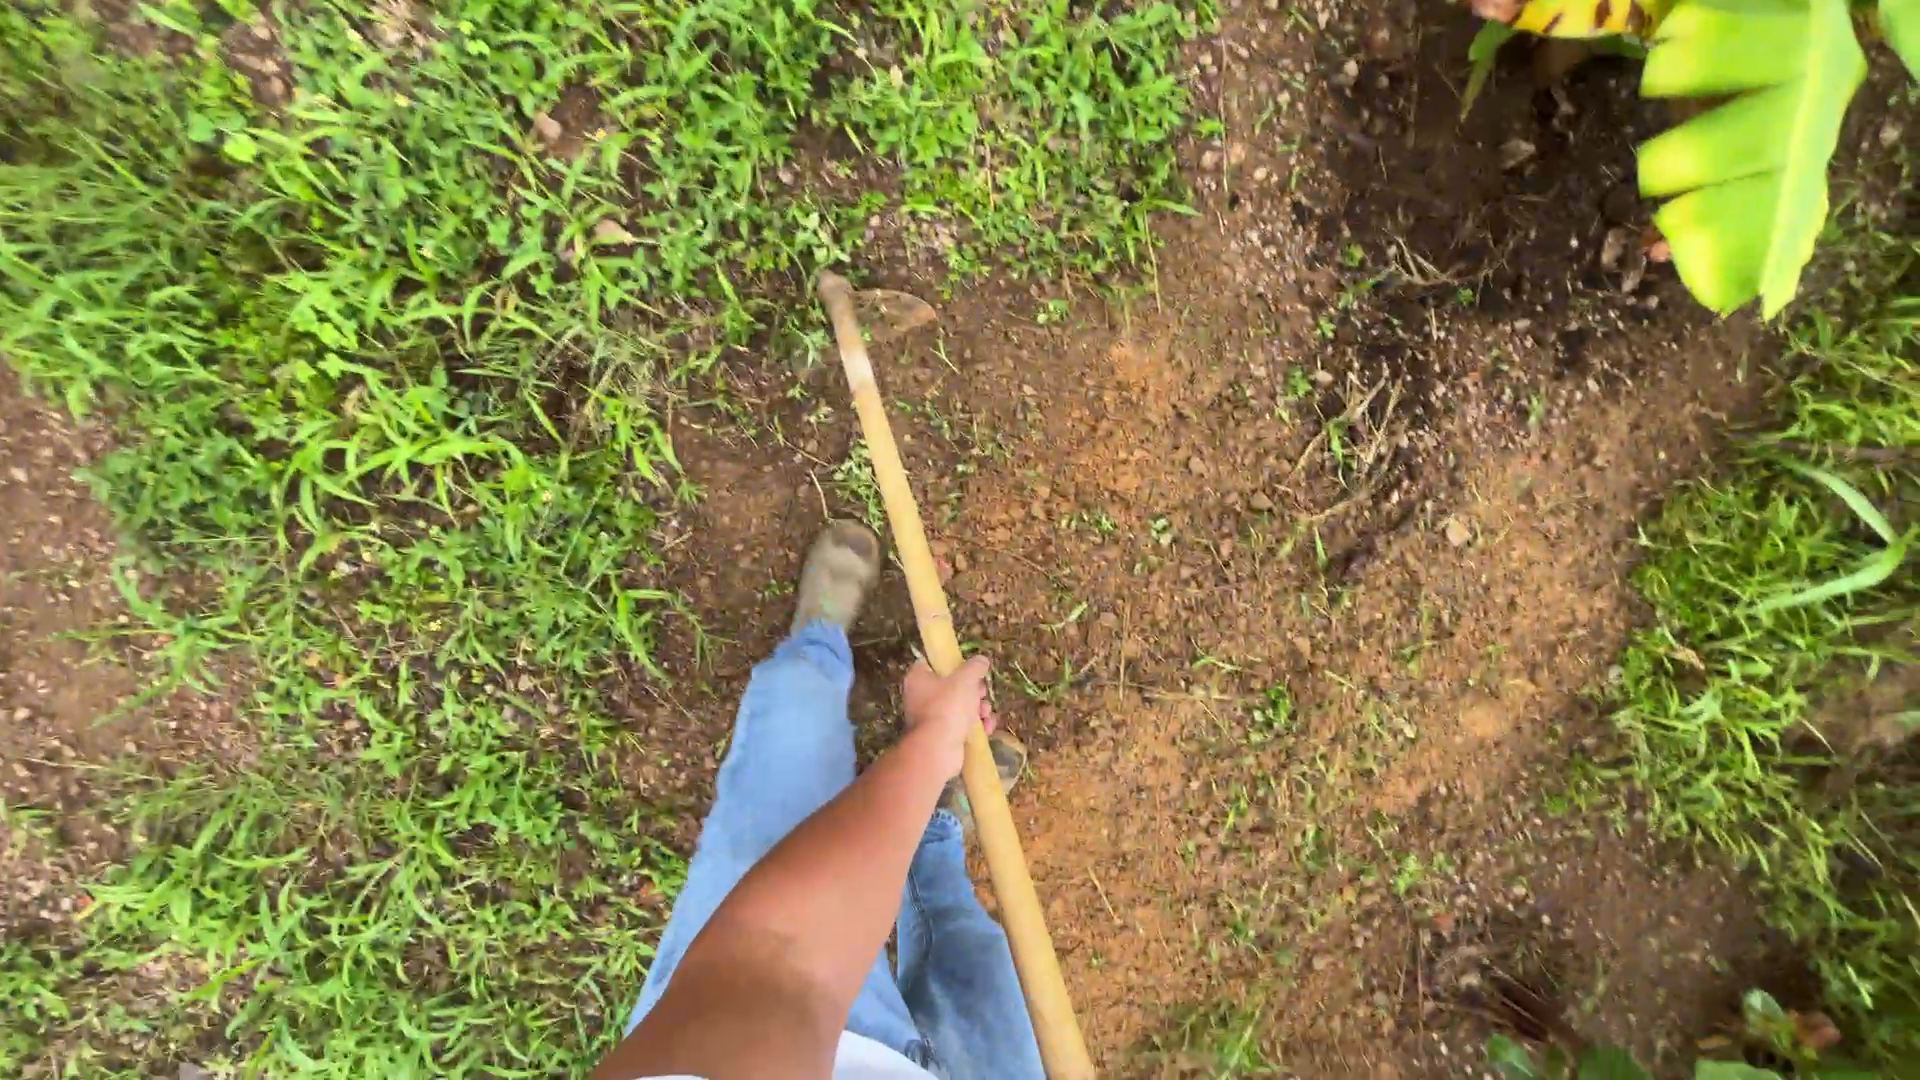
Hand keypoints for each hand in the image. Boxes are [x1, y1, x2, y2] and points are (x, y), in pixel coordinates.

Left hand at [900, 655, 994, 778]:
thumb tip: (981, 660)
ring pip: (960, 707)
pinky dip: (975, 726)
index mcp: (918, 677)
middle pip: (952, 686)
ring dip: (978, 709)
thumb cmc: (947, 707)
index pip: (933, 662)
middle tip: (982, 693)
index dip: (953, 663)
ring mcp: (930, 718)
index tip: (970, 668)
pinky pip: (961, 725)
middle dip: (973, 690)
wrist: (937, 750)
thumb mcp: (965, 679)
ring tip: (985, 714)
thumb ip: (975, 666)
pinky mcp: (941, 736)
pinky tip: (987, 729)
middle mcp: (920, 696)